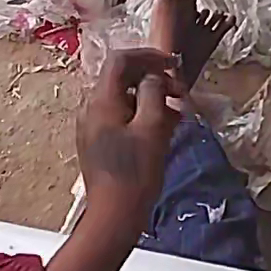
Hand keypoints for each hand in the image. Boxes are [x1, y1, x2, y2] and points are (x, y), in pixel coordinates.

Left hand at [75, 48, 182, 229]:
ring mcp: (91, 126)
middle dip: (152, 79)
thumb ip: (153, 93)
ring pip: (122, 98)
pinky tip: (162, 130)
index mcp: (101, 101)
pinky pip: (119, 117)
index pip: (120, 60)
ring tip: (177, 114)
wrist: (114, 214)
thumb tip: (153, 77)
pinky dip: (141, 115)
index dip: (148, 56)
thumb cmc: (136, 173)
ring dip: (150, 99)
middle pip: (120, 78)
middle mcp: (90, 109)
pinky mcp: (97, 141)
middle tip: (180, 93)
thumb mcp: (153, 128)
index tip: (174, 66)